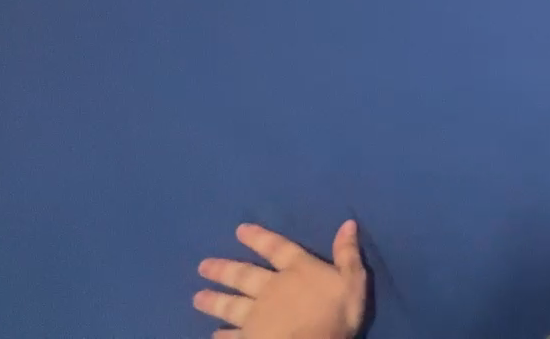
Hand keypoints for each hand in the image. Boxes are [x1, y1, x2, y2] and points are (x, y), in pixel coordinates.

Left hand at [194, 220, 366, 338]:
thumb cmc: (335, 312)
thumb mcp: (352, 278)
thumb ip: (347, 252)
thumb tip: (348, 222)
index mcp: (298, 269)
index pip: (277, 248)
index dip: (259, 238)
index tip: (239, 230)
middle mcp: (272, 288)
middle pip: (245, 276)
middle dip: (224, 270)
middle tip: (203, 266)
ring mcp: (256, 316)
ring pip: (231, 304)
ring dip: (214, 300)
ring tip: (197, 297)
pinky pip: (231, 336)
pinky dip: (221, 335)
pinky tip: (213, 334)